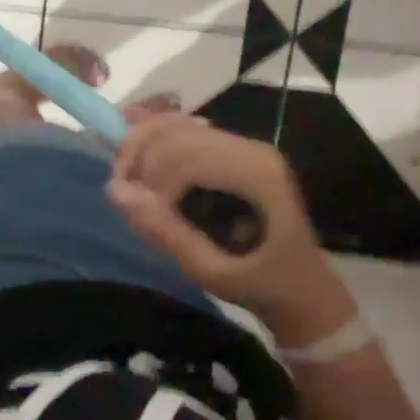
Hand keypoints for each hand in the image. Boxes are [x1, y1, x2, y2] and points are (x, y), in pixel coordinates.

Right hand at [106, 114, 340, 322]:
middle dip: (138, 158)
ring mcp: (244, 146)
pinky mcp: (233, 151)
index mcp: (256, 175)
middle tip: (121, 194)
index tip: (138, 215)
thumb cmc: (263, 287)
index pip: (184, 155)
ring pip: (175, 127)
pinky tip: (140, 159)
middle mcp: (251, 149)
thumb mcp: (213, 273)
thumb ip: (166, 232)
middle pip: (175, 133)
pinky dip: (155, 142)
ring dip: (142, 148)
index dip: (149, 180)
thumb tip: (115, 192)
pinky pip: (184, 132)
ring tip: (128, 181)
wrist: (304, 292)